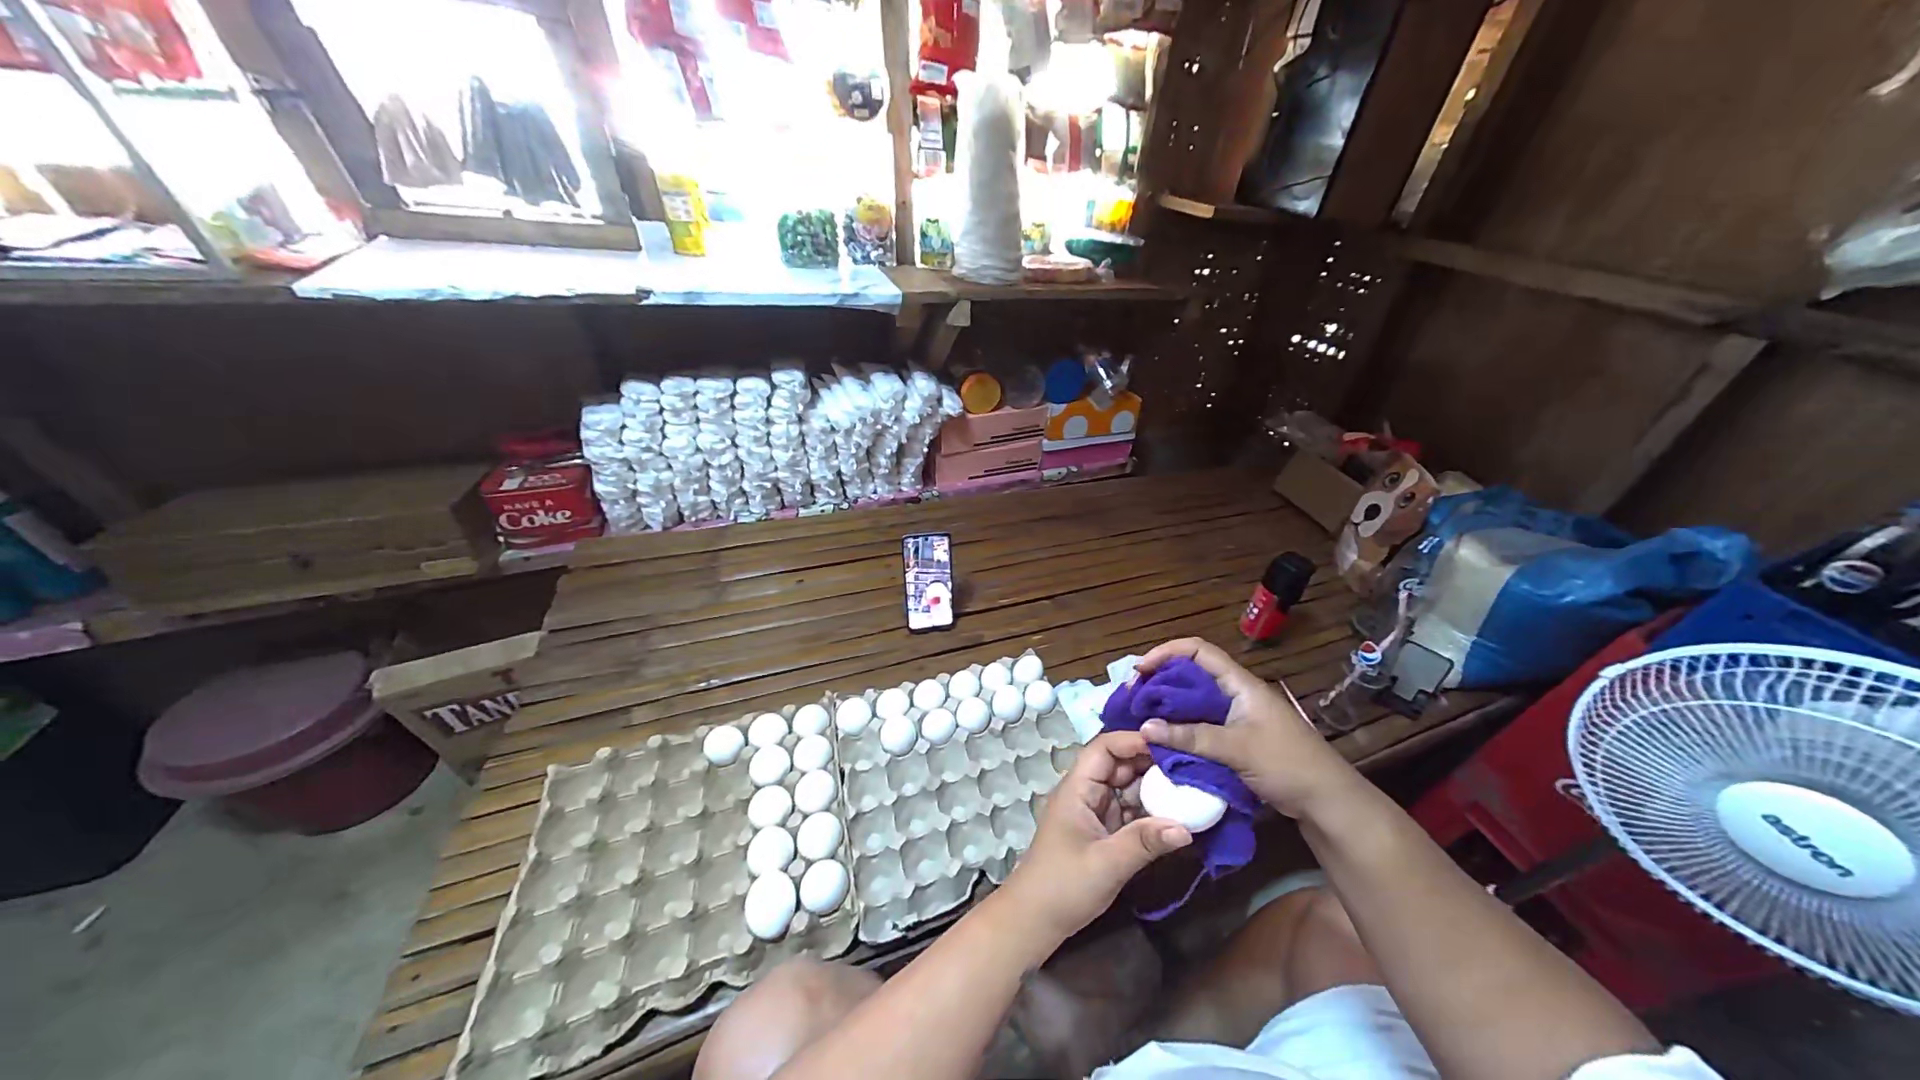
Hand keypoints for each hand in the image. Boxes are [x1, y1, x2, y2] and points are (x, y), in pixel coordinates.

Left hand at [1000, 731, 1191, 943]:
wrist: (1035, 920)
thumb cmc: (1062, 886)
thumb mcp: (1106, 864)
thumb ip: (1144, 842)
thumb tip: (1186, 827)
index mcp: (1077, 789)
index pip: (1104, 748)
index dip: (1133, 741)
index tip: (1169, 745)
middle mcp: (1086, 794)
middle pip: (1120, 764)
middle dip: (1152, 761)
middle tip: (1192, 764)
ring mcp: (1095, 812)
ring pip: (1128, 787)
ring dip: (1156, 786)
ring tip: (1193, 783)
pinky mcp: (1104, 832)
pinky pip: (1131, 810)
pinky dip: (1152, 810)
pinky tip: (1179, 812)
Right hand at [1134, 637, 1365, 819]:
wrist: (1329, 803)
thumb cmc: (1288, 765)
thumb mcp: (1236, 749)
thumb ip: (1190, 737)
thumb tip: (1144, 727)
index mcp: (1241, 684)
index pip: (1199, 651)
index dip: (1167, 652)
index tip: (1140, 670)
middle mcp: (1237, 695)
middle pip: (1192, 674)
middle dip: (1161, 681)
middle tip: (1134, 697)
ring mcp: (1238, 718)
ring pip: (1195, 702)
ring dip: (1168, 707)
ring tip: (1142, 718)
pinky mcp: (1238, 740)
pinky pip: (1201, 725)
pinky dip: (1181, 729)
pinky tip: (1164, 741)